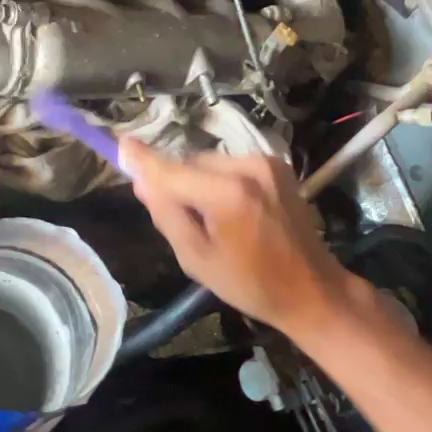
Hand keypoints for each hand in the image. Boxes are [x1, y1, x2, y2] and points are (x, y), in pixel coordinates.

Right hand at [120, 140, 356, 337]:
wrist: (311, 288)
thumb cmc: (251, 284)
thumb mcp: (197, 259)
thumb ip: (167, 215)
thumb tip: (141, 181)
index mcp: (228, 194)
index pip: (172, 170)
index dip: (143, 160)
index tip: (120, 143)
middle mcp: (248, 167)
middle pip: (191, 164)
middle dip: (179, 184)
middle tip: (183, 221)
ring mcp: (267, 162)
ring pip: (211, 163)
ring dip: (201, 182)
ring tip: (215, 220)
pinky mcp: (278, 164)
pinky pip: (232, 165)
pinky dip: (223, 181)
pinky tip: (235, 211)